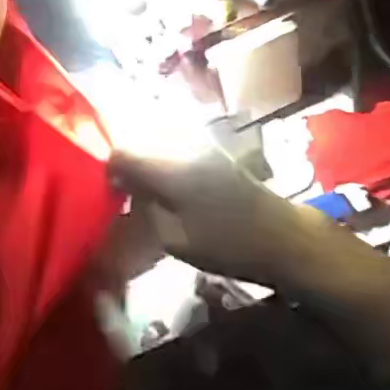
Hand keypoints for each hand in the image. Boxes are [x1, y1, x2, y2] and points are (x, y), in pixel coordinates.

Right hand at [110, 148, 342, 288]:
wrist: (283, 236)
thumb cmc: (228, 244)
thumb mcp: (175, 239)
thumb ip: (142, 211)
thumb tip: (123, 194)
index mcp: (170, 169)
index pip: (123, 154)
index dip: (108, 171)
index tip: (105, 193)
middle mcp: (183, 147)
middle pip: (140, 145)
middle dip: (126, 167)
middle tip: (121, 196)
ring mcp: (201, 148)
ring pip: (158, 146)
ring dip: (146, 165)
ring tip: (143, 194)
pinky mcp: (214, 154)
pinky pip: (176, 150)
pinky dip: (164, 165)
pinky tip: (169, 190)